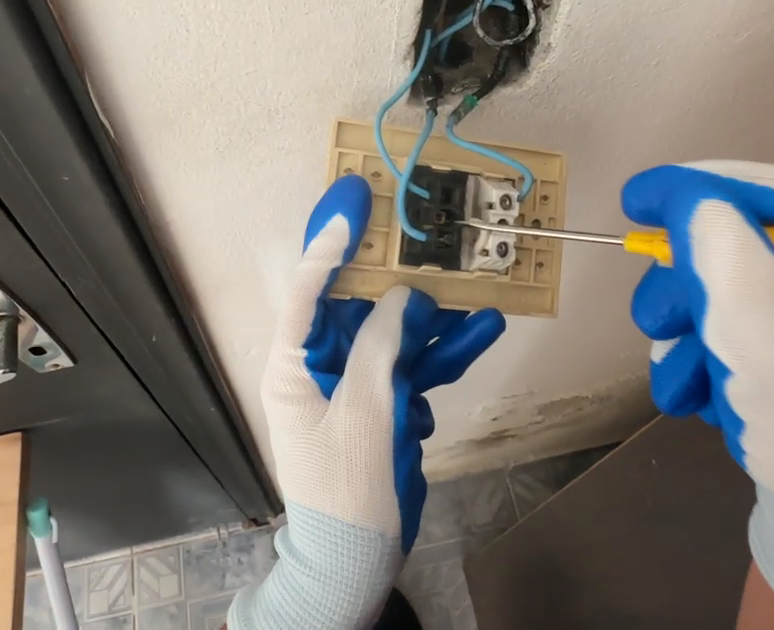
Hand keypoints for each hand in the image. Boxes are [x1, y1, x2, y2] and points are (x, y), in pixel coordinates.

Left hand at [231, 175, 505, 629]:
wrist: (355, 565)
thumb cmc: (345, 495)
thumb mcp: (362, 418)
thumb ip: (380, 350)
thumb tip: (402, 297)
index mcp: (294, 365)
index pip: (305, 292)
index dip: (327, 247)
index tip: (352, 208)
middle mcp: (320, 364)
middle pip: (358, 306)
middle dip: (397, 280)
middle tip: (424, 241)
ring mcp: (353, 382)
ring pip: (394, 335)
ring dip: (435, 320)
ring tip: (476, 297)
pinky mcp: (380, 400)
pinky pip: (411, 366)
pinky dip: (442, 353)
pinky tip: (480, 332)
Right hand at [623, 161, 773, 629]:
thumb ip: (749, 297)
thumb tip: (700, 205)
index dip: (731, 185)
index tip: (650, 195)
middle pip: (773, 227)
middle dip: (701, 272)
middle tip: (660, 316)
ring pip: (744, 258)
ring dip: (694, 308)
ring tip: (681, 367)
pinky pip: (740, 288)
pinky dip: (705, 326)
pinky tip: (699, 372)